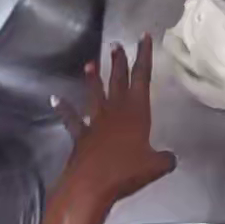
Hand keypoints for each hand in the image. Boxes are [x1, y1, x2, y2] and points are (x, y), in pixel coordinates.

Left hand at [54, 35, 175, 219]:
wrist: (91, 186)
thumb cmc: (127, 171)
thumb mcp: (156, 166)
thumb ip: (165, 159)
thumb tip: (170, 158)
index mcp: (137, 111)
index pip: (142, 77)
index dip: (144, 55)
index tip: (144, 37)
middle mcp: (116, 111)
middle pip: (118, 80)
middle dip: (119, 62)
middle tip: (117, 44)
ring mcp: (96, 123)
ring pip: (96, 94)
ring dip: (93, 79)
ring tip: (90, 62)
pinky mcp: (81, 137)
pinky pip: (72, 119)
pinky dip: (64, 109)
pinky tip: (54, 99)